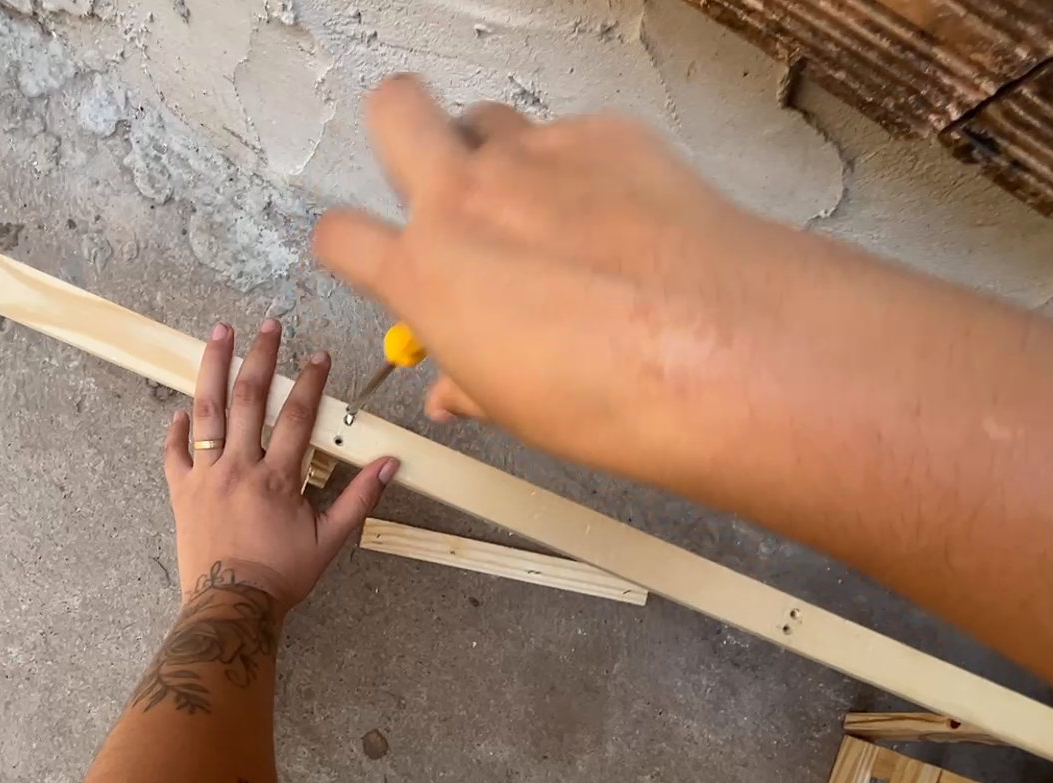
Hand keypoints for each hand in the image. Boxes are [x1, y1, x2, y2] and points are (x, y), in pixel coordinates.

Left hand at [163, 319, 398, 612]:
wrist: (232, 604)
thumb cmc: (282, 574)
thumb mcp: (330, 539)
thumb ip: (359, 498)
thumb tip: (389, 465)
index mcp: (277, 478)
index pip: (297, 417)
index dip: (310, 382)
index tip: (318, 356)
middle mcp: (239, 468)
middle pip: (249, 399)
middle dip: (260, 357)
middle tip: (268, 325)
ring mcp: (205, 477)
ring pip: (207, 412)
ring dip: (213, 368)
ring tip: (219, 334)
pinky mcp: (181, 492)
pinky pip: (173, 453)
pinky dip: (175, 430)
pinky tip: (181, 409)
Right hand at [312, 76, 826, 488]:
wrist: (710, 346)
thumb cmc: (605, 392)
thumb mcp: (508, 404)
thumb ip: (466, 382)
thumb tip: (455, 391)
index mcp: (425, 274)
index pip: (342, 236)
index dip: (344, 244)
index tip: (358, 250)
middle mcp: (466, 199)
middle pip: (394, 109)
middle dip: (397, 129)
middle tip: (427, 171)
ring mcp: (534, 158)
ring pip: (485, 118)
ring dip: (489, 152)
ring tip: (530, 207)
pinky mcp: (604, 135)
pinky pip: (567, 136)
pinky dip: (573, 170)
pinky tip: (608, 218)